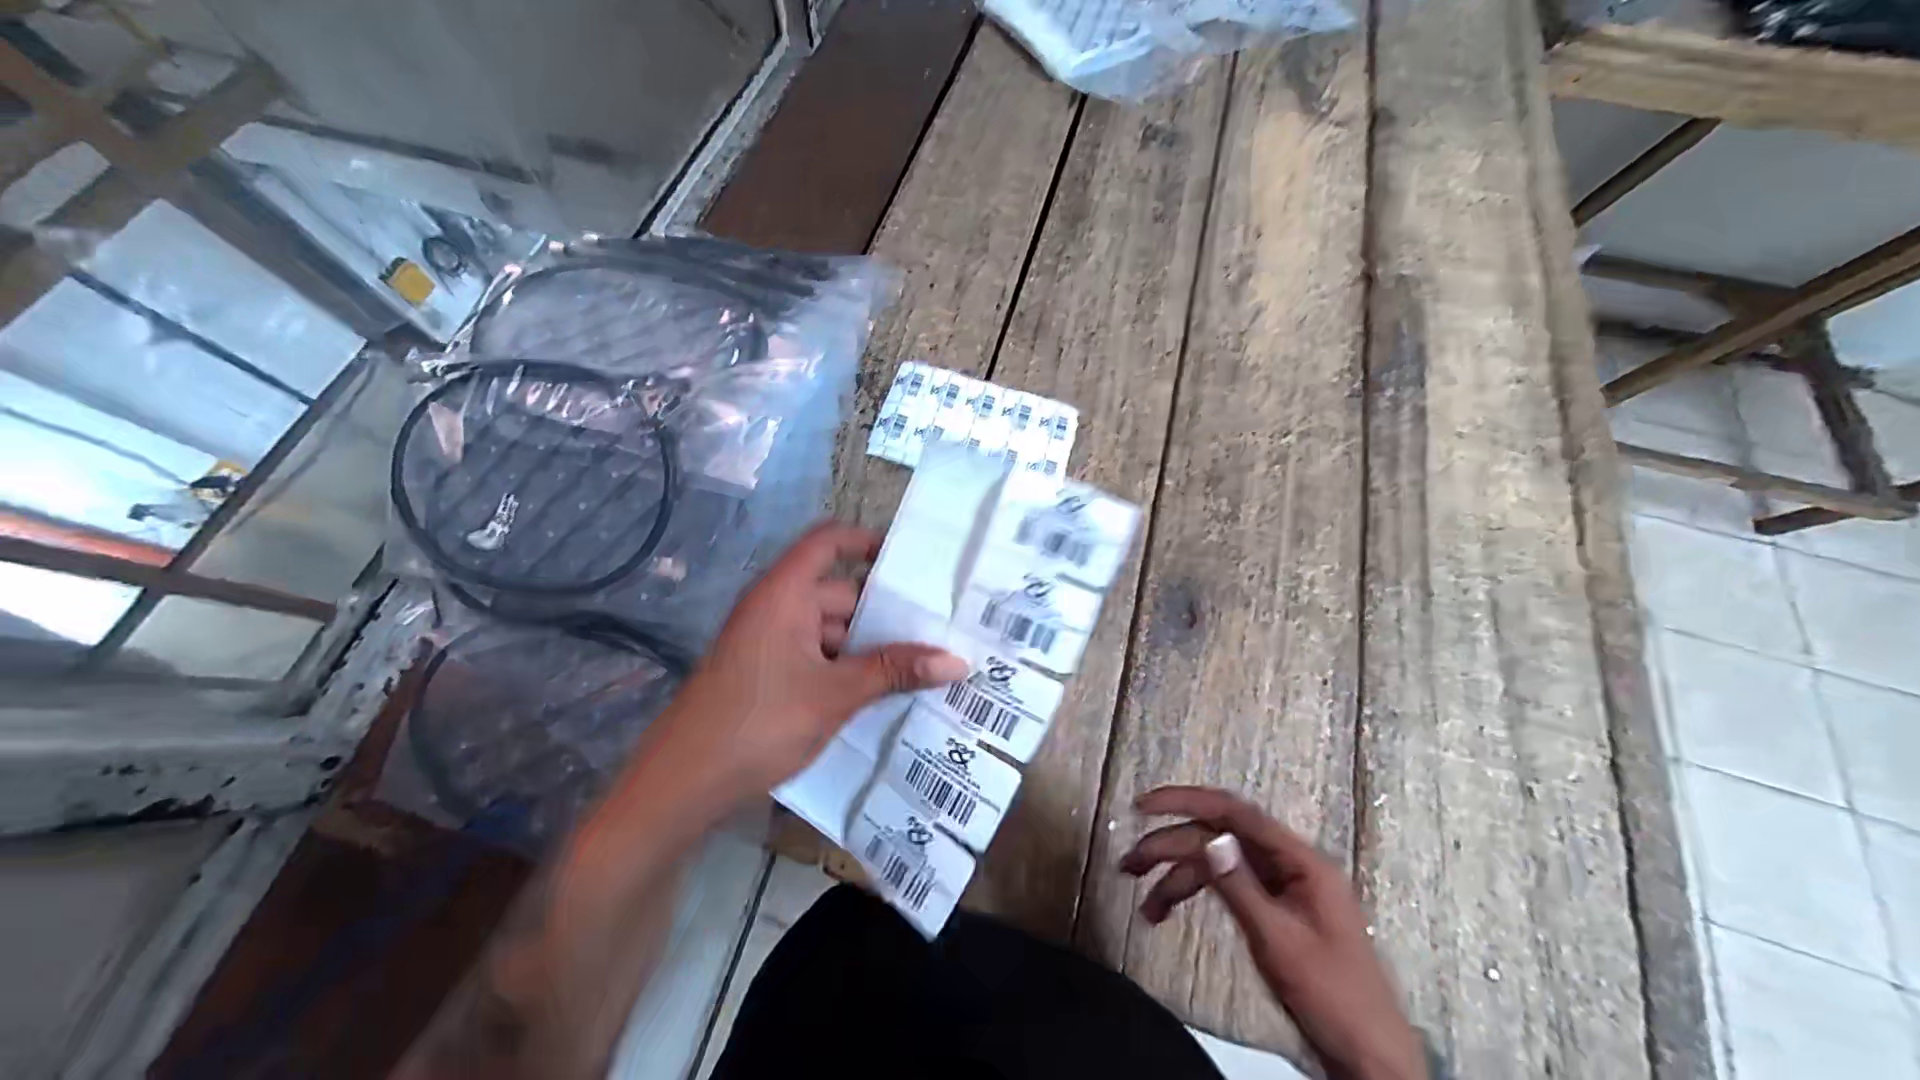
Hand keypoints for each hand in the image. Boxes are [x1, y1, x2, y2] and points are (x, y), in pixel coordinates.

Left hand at [637, 521, 968, 805]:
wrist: (682, 783)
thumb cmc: (760, 721)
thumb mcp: (835, 695)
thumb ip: (894, 671)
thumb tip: (958, 660)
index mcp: (785, 593)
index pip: (828, 542)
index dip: (866, 541)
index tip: (910, 562)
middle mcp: (776, 608)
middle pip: (839, 594)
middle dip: (883, 615)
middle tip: (937, 632)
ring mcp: (768, 643)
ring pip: (830, 632)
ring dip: (867, 649)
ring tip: (920, 669)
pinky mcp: (766, 674)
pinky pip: (815, 657)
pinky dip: (844, 670)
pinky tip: (879, 696)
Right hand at [1120, 786, 1427, 1079]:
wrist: (1370, 1056)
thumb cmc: (1332, 996)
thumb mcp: (1280, 940)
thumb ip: (1241, 885)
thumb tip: (1208, 836)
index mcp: (1300, 860)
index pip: (1235, 813)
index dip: (1186, 801)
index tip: (1144, 805)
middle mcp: (1288, 863)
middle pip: (1219, 837)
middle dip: (1171, 846)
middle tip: (1129, 863)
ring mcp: (1280, 885)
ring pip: (1216, 863)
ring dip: (1177, 876)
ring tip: (1143, 901)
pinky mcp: (1272, 908)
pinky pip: (1226, 887)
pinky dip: (1195, 895)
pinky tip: (1166, 912)